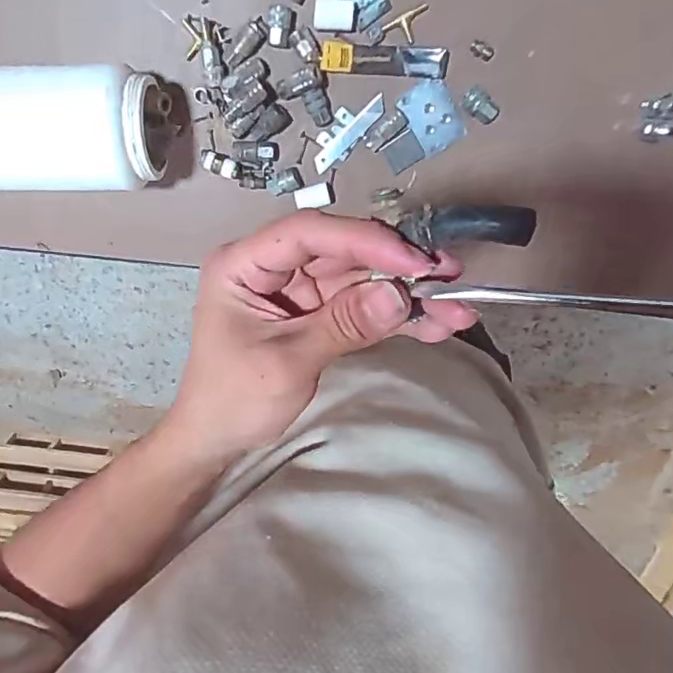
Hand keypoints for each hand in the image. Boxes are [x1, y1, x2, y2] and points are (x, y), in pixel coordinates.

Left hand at [158, 210, 478, 466]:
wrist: (216, 438)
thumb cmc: (233, 399)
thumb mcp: (287, 361)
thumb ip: (342, 325)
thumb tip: (399, 296)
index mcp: (243, 265)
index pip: (307, 233)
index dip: (362, 239)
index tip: (412, 260)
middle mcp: (270, 268)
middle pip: (340, 250)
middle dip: (395, 264)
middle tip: (449, 276)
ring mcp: (295, 291)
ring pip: (358, 277)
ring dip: (405, 292)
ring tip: (456, 306)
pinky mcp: (314, 315)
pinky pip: (359, 306)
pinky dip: (393, 315)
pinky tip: (435, 323)